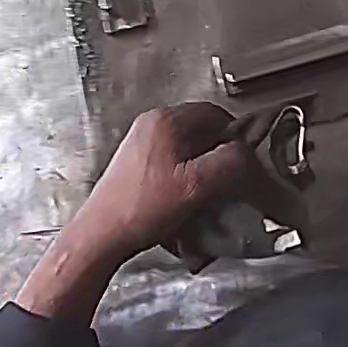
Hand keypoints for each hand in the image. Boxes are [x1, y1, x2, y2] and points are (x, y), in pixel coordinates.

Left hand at [65, 103, 251, 262]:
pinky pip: (172, 154)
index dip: (234, 134)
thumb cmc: (145, 208)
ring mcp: (141, 140)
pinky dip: (185, 169)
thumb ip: (229, 163)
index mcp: (165, 120)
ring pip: (187, 142)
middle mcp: (151, 123)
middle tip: (227, 176)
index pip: (214, 112)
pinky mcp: (136, 159)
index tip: (243, 159)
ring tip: (207, 188)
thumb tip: (245, 151)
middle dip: (218, 148)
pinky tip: (185, 192)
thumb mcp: (197, 186)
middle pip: (200, 126)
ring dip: (202, 161)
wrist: (102, 234)